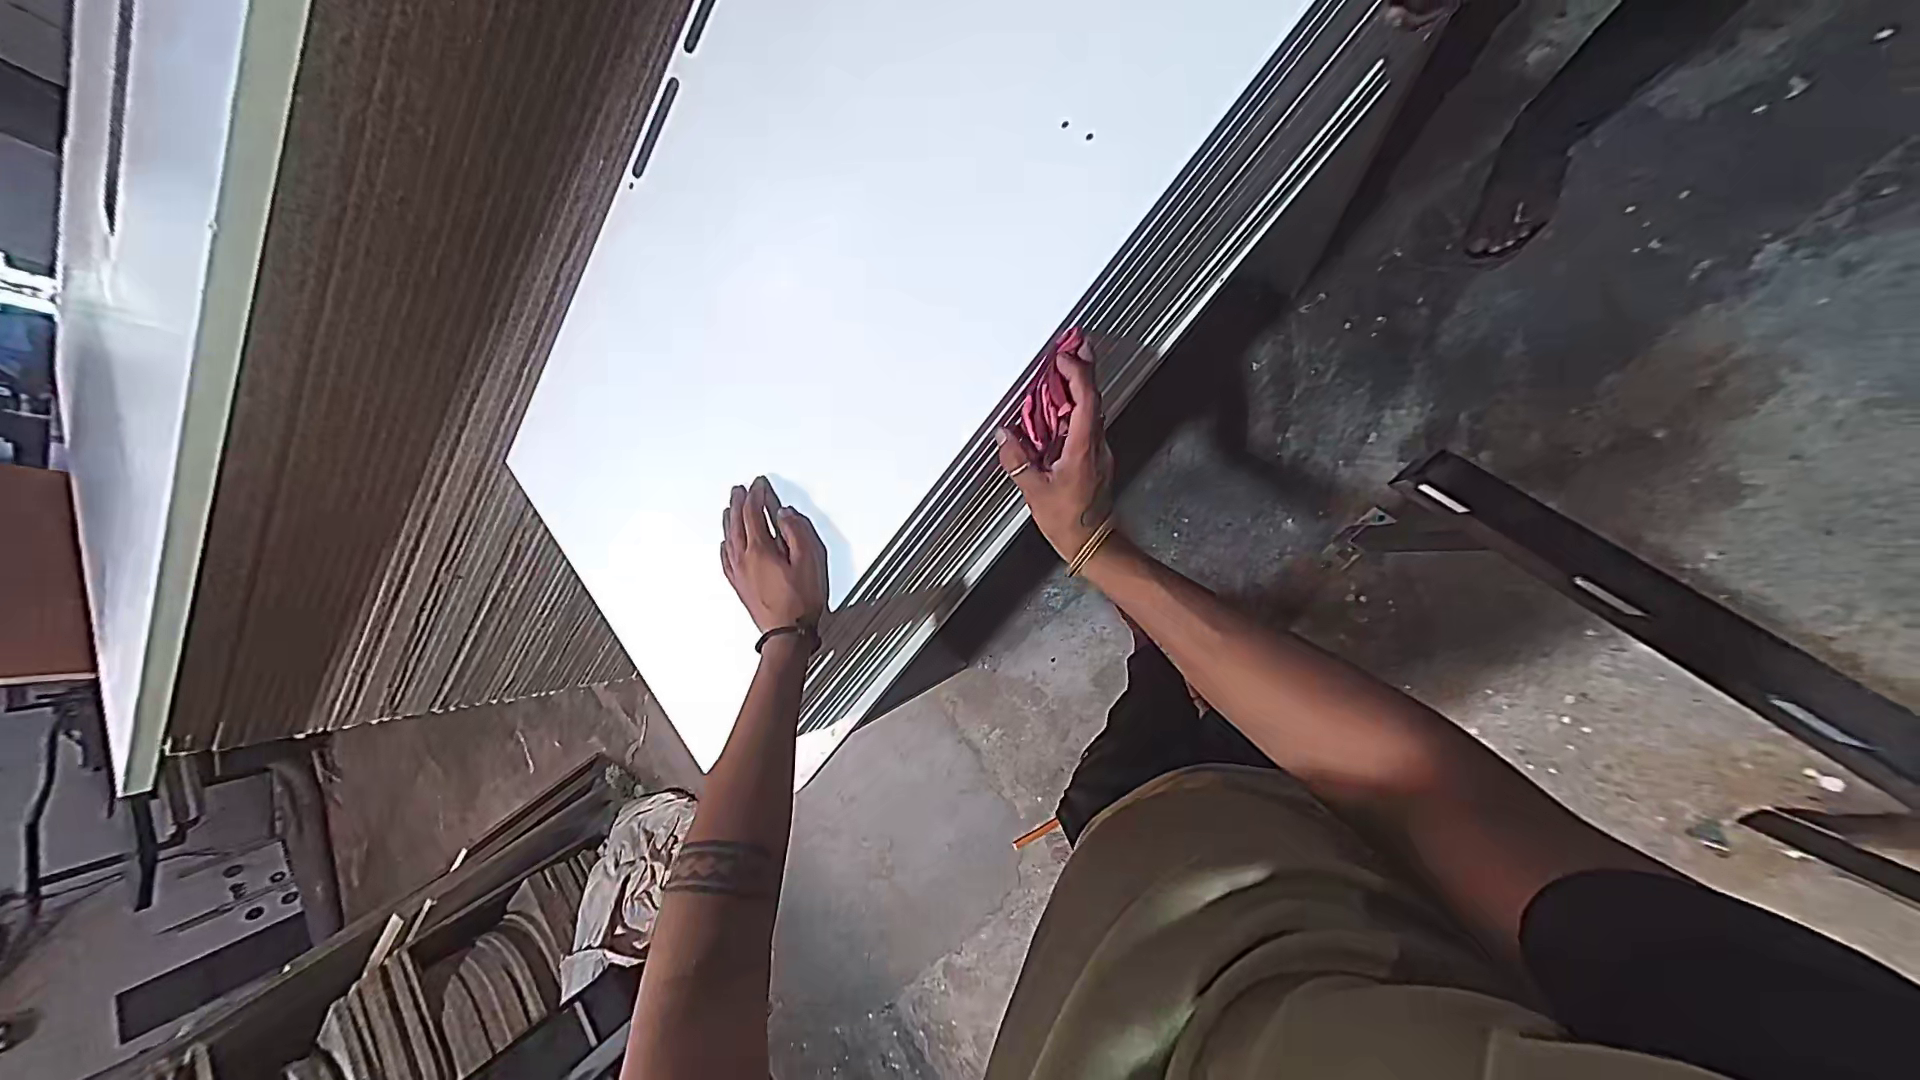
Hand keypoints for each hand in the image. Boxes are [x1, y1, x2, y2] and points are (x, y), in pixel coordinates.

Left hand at [721, 476, 828, 633]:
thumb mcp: (809, 561)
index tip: (760, 484)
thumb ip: (797, 532)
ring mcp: (739, 573)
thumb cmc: (799, 602)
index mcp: (760, 550)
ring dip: (730, 519)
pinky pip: (726, 557)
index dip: (757, 495)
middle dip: (739, 502)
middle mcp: (744, 559)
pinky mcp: (740, 585)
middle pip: (737, 522)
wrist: (787, 634)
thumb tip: (784, 514)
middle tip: (740, 489)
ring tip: (731, 507)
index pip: (753, 513)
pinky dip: (726, 543)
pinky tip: (726, 543)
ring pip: (729, 538)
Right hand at [996, 334, 1115, 560]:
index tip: (1062, 357)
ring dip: (1077, 387)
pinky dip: (1071, 409)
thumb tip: (1004, 436)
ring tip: (1063, 368)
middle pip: (1092, 397)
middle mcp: (1095, 445)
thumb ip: (1018, 460)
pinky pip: (1083, 425)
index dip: (1077, 373)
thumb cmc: (1070, 521)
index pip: (1086, 400)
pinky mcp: (1093, 459)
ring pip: (1089, 410)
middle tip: (1073, 344)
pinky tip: (1057, 409)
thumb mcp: (1035, 491)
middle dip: (1083, 368)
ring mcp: (1097, 451)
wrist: (1092, 542)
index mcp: (1083, 448)